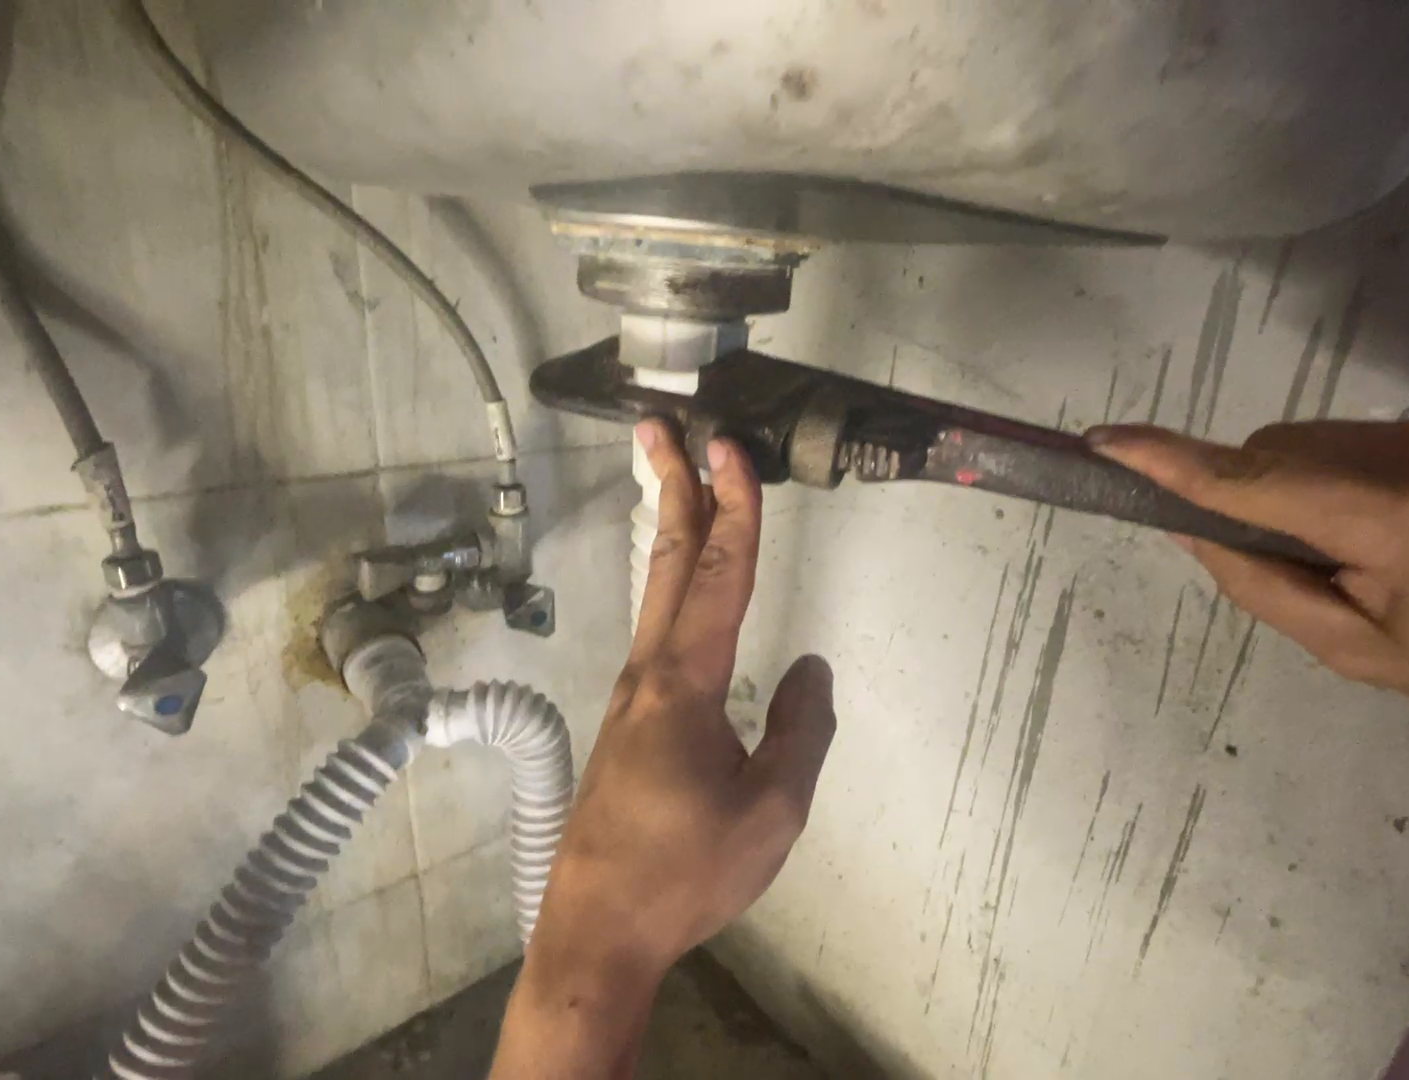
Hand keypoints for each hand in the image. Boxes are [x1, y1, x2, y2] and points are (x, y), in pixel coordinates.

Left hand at [489, 419, 835, 1079]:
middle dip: (674, 490)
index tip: (731, 449)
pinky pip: (656, 629)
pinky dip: (672, 583)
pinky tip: (683, 589)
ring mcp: (632, 694)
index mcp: (685, 683)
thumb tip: (810, 669)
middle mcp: (650, 672)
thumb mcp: (772, 812)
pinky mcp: (629, 720)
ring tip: (678, 484)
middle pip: (670, 563)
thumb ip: (800, 732)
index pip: (721, 577)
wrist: (598, 929)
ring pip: (657, 593)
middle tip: (664, 429)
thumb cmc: (686, 873)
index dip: (733, 509)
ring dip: (671, 530)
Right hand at [1087, 404, 1408, 767]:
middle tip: (1292, 550)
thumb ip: (1265, 587)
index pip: (1250, 479)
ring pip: (1329, 437)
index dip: (1168, 459)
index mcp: (1399, 520)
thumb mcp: (1365, 653)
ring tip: (1379, 542)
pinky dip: (1370, 470)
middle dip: (1255, 487)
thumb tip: (1196, 530)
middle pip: (1281, 447)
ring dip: (1314, 480)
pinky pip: (1386, 433)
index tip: (1104, 440)